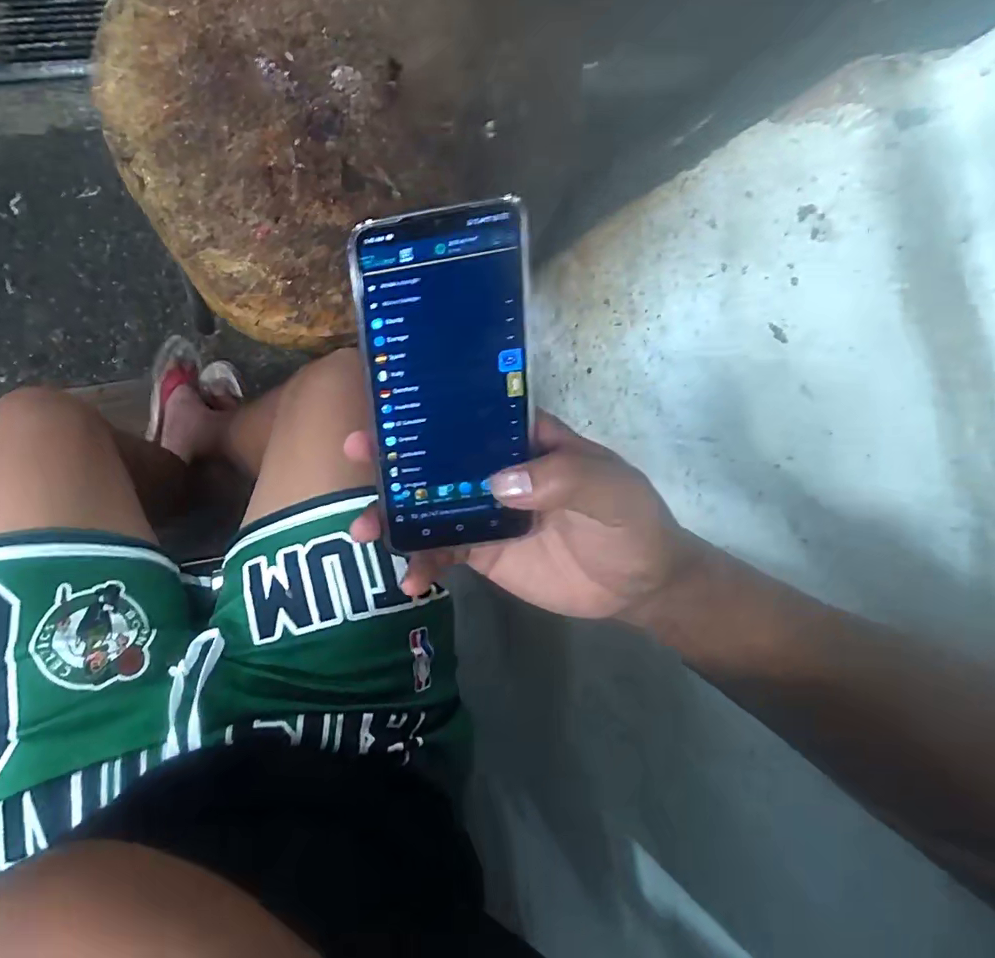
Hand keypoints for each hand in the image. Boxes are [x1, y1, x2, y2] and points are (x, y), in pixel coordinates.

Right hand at [344, 412, 702, 620]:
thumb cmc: (631, 521)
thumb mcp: (609, 490)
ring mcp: (487, 513)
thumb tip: (497, 483)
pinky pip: (445, 554)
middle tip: (355, 454)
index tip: (391, 409)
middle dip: (396, 458)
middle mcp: (498, 470)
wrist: (639, 584)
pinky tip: (409, 581)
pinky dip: (423, 564)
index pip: (474, 417)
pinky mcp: (485, 553)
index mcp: (526, 441)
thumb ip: (562, 478)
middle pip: (439, 460)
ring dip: (395, 517)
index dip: (433, 411)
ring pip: (431, 508)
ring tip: (364, 532)